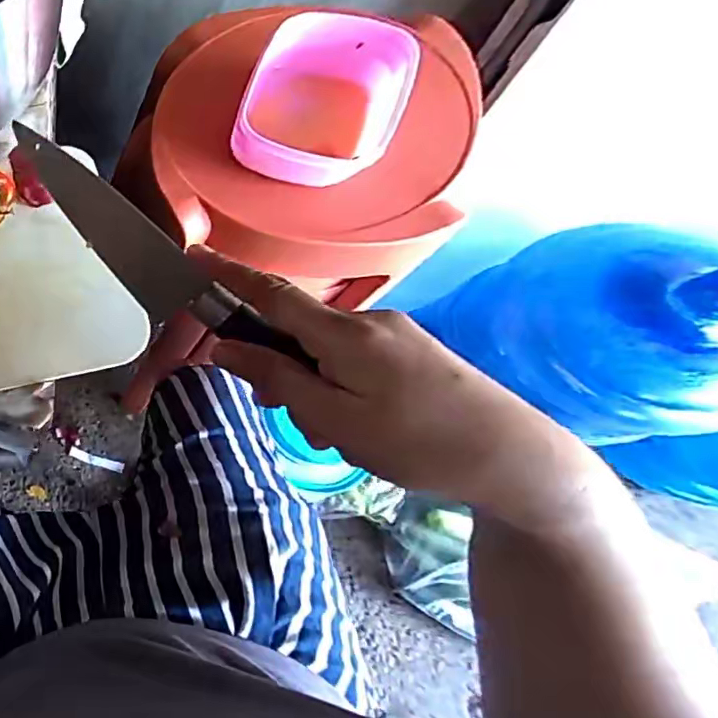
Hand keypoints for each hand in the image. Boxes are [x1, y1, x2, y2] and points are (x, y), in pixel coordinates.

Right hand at [194, 247, 617, 531]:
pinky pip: (345, 358)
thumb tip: (225, 348)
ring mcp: (392, 334)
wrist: (522, 463)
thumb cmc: (419, 443)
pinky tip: (354, 425)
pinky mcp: (408, 350)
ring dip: (307, 387)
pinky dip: (332, 387)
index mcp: (346, 334)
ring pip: (317, 351)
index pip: (270, 295)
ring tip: (335, 433)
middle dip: (274, 367)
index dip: (228, 275)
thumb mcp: (331, 417)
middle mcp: (368, 322)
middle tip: (281, 412)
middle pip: (290, 330)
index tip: (194, 255)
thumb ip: (274, 377)